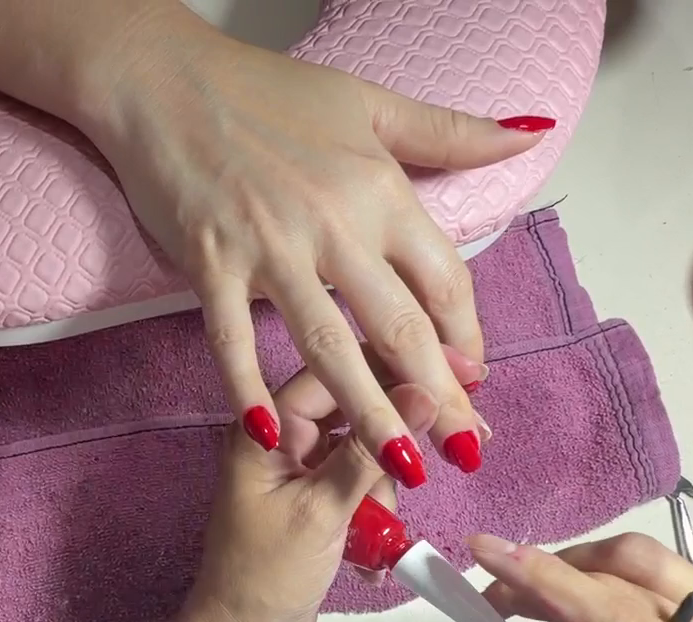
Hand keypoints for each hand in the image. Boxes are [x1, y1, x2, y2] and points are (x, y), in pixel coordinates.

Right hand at [74, 12, 546, 486]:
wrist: (166, 83)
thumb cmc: (264, 91)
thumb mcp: (369, 102)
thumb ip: (447, 132)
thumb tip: (526, 137)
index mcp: (379, 189)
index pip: (442, 280)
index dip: (466, 340)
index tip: (474, 385)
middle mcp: (334, 224)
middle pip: (399, 328)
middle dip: (439, 398)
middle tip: (464, 453)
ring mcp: (269, 249)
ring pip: (327, 346)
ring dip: (368, 413)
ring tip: (399, 467)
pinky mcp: (212, 266)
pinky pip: (232, 339)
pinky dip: (246, 388)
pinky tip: (266, 434)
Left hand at [171, 370, 438, 621]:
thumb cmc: (266, 576)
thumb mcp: (321, 512)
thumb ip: (370, 451)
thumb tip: (423, 392)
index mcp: (263, 428)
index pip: (335, 371)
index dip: (397, 367)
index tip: (459, 369)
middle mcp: (279, 438)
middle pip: (356, 409)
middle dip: (402, 434)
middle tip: (466, 440)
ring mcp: (297, 470)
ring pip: (364, 451)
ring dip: (384, 489)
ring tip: (382, 530)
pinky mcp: (313, 499)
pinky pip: (358, 484)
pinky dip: (374, 511)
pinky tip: (374, 551)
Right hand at [462, 533, 692, 621]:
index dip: (552, 584)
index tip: (488, 552)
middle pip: (630, 590)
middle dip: (547, 580)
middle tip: (497, 600)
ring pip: (651, 565)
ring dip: (580, 569)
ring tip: (545, 601)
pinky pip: (675, 572)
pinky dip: (619, 578)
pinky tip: (603, 610)